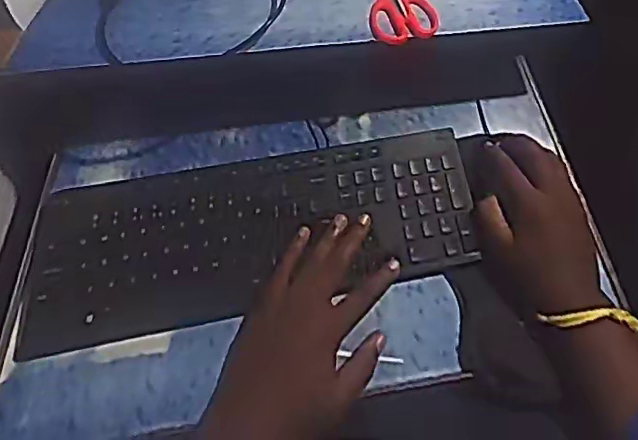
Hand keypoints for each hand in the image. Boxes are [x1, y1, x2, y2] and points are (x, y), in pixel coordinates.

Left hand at [198, 214, 399, 439]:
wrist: (245, 421)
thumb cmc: (293, 415)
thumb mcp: (338, 399)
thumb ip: (362, 366)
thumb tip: (379, 338)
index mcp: (327, 330)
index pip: (362, 297)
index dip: (380, 278)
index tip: (393, 262)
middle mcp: (305, 307)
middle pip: (334, 266)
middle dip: (352, 241)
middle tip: (363, 220)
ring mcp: (281, 301)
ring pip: (308, 259)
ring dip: (325, 237)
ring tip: (339, 218)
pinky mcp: (262, 302)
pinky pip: (280, 266)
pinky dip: (292, 248)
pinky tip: (300, 233)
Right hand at [472, 135, 604, 315]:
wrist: (572, 306)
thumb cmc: (529, 280)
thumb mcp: (496, 250)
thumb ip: (486, 214)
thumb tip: (483, 192)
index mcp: (529, 202)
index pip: (505, 164)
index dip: (489, 154)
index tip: (480, 151)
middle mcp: (552, 193)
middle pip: (532, 152)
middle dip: (511, 142)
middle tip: (497, 142)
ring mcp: (569, 199)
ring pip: (550, 158)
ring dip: (531, 149)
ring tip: (515, 149)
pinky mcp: (578, 207)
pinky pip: (561, 172)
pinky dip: (545, 161)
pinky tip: (536, 168)